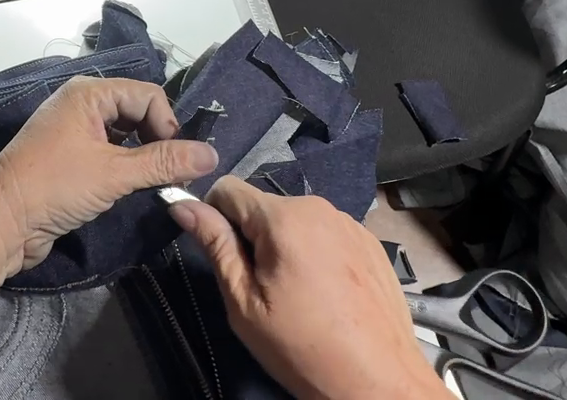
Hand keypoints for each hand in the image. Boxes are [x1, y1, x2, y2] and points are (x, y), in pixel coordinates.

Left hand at [0, 76, 217, 275]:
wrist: (2, 222)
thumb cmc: (55, 186)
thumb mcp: (114, 174)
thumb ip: (164, 162)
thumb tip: (212, 154)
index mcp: (88, 93)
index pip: (147, 95)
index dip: (168, 125)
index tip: (178, 162)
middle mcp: (81, 103)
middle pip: (137, 110)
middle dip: (158, 138)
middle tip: (172, 175)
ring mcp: (74, 129)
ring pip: (124, 132)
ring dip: (143, 154)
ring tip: (158, 182)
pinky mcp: (70, 155)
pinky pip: (109, 149)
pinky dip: (126, 164)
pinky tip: (134, 186)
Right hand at [171, 177, 449, 399]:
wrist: (383, 387)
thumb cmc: (305, 350)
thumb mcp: (245, 305)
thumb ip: (216, 246)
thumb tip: (183, 205)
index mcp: (283, 218)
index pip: (227, 188)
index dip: (215, 217)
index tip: (225, 256)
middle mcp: (317, 206)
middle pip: (263, 206)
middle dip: (253, 236)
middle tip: (264, 288)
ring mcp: (348, 222)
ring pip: (294, 219)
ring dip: (285, 244)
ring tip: (299, 294)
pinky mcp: (369, 241)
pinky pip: (325, 232)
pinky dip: (315, 252)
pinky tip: (327, 293)